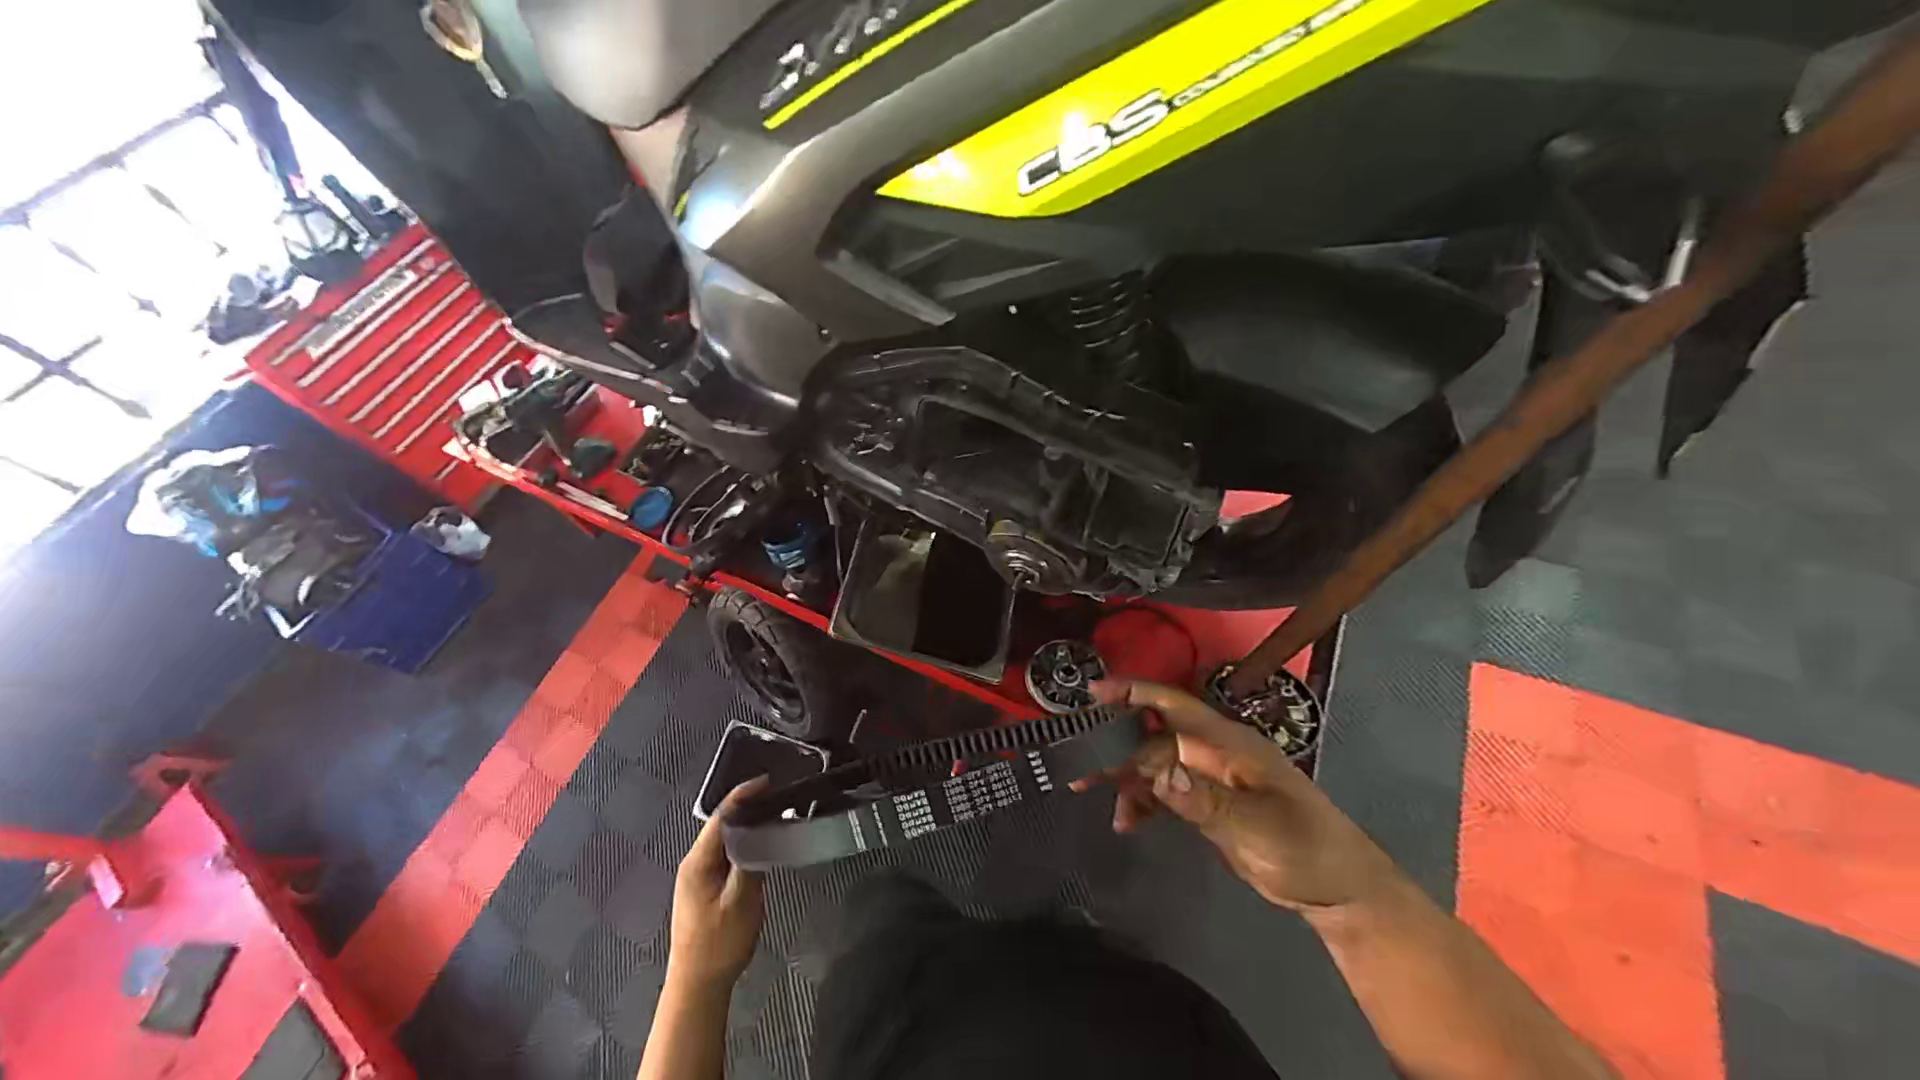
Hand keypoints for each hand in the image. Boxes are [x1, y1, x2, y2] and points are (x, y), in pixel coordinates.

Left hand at [668, 778, 767, 987]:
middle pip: (722, 825)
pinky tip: (760, 848)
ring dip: (746, 827)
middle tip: (777, 798)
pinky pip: (726, 855)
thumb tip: (760, 829)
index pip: (721, 816)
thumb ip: (751, 860)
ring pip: (725, 840)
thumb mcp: (741, 900)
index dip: (744, 795)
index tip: (768, 782)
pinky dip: (744, 845)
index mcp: (697, 862)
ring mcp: (697, 877)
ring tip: (774, 817)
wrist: (697, 986)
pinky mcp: (705, 888)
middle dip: (748, 807)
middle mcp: (693, 864)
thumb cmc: (718, 944)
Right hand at [1073, 680, 1398, 912]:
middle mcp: (1214, 752)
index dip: (1133, 693)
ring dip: (1124, 779)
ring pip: (1154, 766)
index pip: (1174, 705)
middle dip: (1115, 747)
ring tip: (1091, 796)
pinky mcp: (1207, 804)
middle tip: (1078, 765)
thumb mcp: (1258, 827)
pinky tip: (1126, 822)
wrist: (1340, 891)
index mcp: (1229, 743)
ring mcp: (1209, 778)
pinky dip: (1143, 803)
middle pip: (1154, 738)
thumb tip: (1158, 773)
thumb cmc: (1307, 849)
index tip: (1092, 690)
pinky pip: (1164, 793)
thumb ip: (1205, 800)